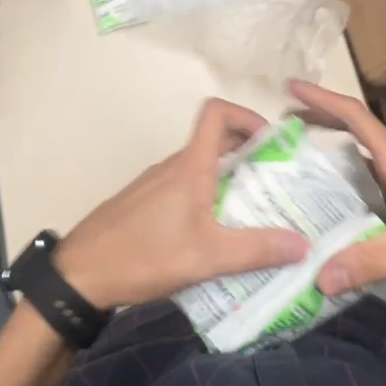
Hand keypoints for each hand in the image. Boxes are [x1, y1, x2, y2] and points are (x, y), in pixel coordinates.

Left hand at [54, 98, 310, 309]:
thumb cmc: (145, 254)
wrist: (80, 273)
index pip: (216, 112)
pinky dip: (208, 198)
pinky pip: (187, 188)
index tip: (271, 142)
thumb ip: (256, 250)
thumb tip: (304, 245)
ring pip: (202, 167)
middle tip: (277, 183)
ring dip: (230, 179)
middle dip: (250, 154)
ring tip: (256, 213)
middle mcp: (175, 166)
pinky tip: (217, 235)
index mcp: (191, 165)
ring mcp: (158, 184)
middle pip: (216, 140)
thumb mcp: (207, 257)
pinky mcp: (147, 204)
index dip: (246, 115)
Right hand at [287, 79, 385, 296]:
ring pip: (363, 153)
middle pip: (355, 128)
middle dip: (321, 117)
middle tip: (285, 119)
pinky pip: (372, 177)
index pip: (354, 116)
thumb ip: (366, 262)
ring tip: (301, 154)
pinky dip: (349, 176)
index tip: (290, 86)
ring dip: (334, 145)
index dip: (321, 98)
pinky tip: (337, 199)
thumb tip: (318, 277)